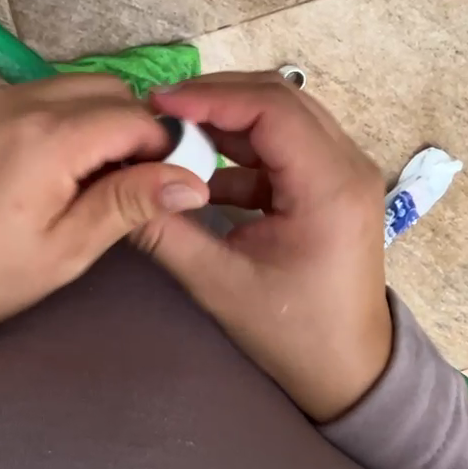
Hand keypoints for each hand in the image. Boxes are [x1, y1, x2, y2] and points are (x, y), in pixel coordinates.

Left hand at [0, 74, 209, 342]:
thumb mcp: (66, 248)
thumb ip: (129, 203)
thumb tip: (192, 179)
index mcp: (49, 136)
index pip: (135, 118)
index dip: (162, 149)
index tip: (165, 187)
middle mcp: (24, 100)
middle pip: (109, 90)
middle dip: (134, 129)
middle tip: (129, 184)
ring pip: (77, 86)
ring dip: (101, 120)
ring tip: (93, 178)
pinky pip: (43, 94)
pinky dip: (67, 116)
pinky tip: (59, 164)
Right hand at [134, 72, 390, 421]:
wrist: (349, 372)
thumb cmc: (290, 332)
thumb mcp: (217, 283)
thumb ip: (165, 230)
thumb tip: (118, 183)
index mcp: (329, 187)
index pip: (272, 109)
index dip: (211, 97)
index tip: (157, 104)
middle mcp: (346, 166)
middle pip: (279, 98)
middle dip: (214, 97)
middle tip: (158, 110)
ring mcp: (341, 172)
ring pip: (280, 115)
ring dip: (225, 117)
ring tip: (172, 129)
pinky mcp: (328, 183)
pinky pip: (280, 143)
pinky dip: (238, 145)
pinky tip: (199, 166)